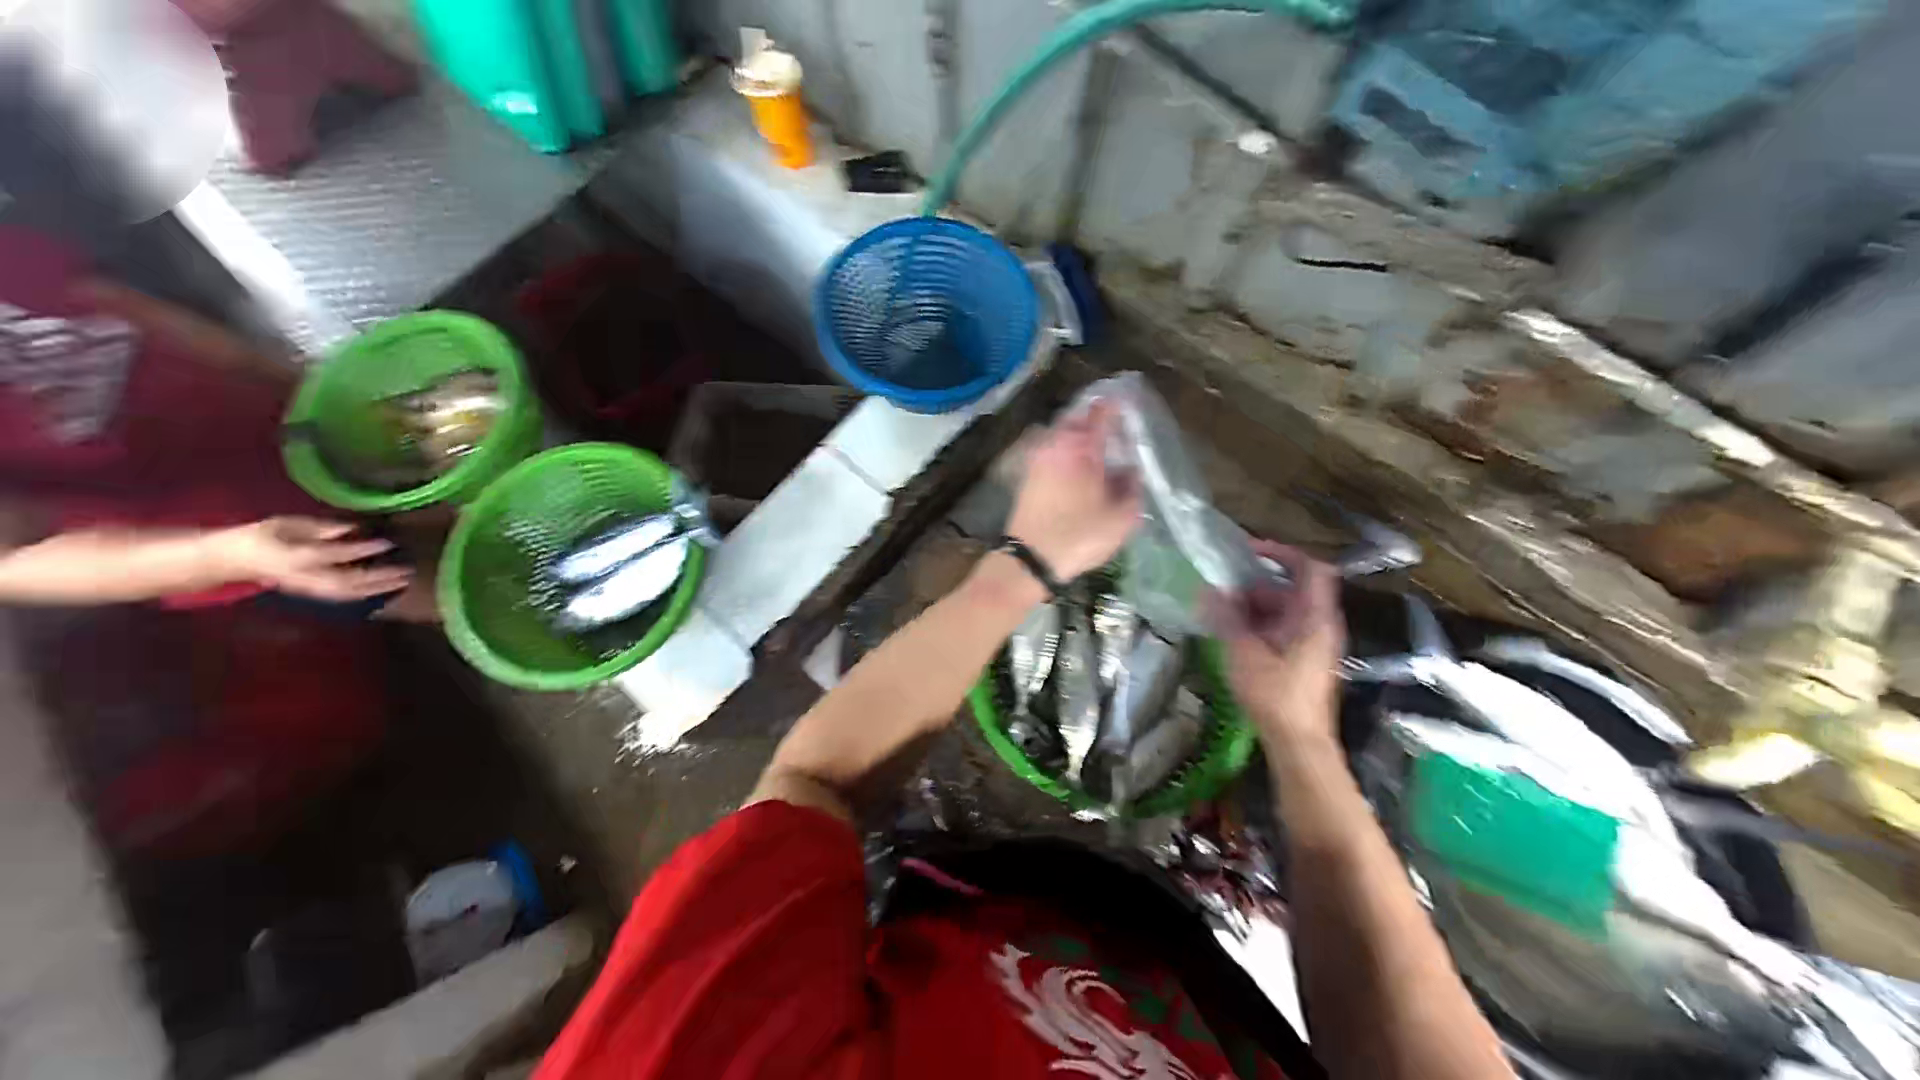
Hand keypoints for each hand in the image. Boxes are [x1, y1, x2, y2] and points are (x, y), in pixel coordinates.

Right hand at [209, 516, 411, 600]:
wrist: (227, 561)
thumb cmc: (256, 536)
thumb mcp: (283, 524)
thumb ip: (318, 528)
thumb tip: (351, 528)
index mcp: (293, 557)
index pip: (334, 554)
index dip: (362, 549)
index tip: (388, 542)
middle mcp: (303, 577)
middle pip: (347, 581)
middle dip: (379, 578)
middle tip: (407, 570)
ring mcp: (306, 588)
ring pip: (347, 594)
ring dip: (378, 589)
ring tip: (404, 582)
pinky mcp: (310, 593)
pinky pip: (342, 597)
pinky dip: (366, 594)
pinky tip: (386, 590)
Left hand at [1005, 402, 1142, 580]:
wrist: (1029, 559)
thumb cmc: (1079, 536)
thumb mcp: (1121, 518)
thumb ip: (1132, 489)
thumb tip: (1131, 471)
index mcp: (1082, 448)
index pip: (1101, 414)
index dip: (1116, 406)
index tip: (1128, 402)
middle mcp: (1056, 445)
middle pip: (1077, 420)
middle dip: (1094, 418)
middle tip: (1113, 426)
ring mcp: (1037, 459)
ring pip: (1061, 436)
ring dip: (1077, 436)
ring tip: (1097, 448)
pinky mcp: (1027, 476)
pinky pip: (1051, 452)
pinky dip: (1064, 453)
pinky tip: (1076, 468)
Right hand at [1214, 542, 1344, 756]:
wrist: (1299, 744)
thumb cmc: (1275, 695)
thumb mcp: (1244, 652)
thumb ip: (1226, 617)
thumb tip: (1207, 589)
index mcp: (1315, 617)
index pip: (1311, 568)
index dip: (1282, 553)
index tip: (1249, 551)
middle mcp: (1320, 626)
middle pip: (1292, 589)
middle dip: (1256, 585)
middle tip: (1223, 589)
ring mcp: (1314, 644)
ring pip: (1285, 611)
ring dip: (1254, 606)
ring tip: (1221, 612)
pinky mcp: (1304, 661)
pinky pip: (1282, 629)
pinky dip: (1259, 624)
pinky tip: (1232, 635)